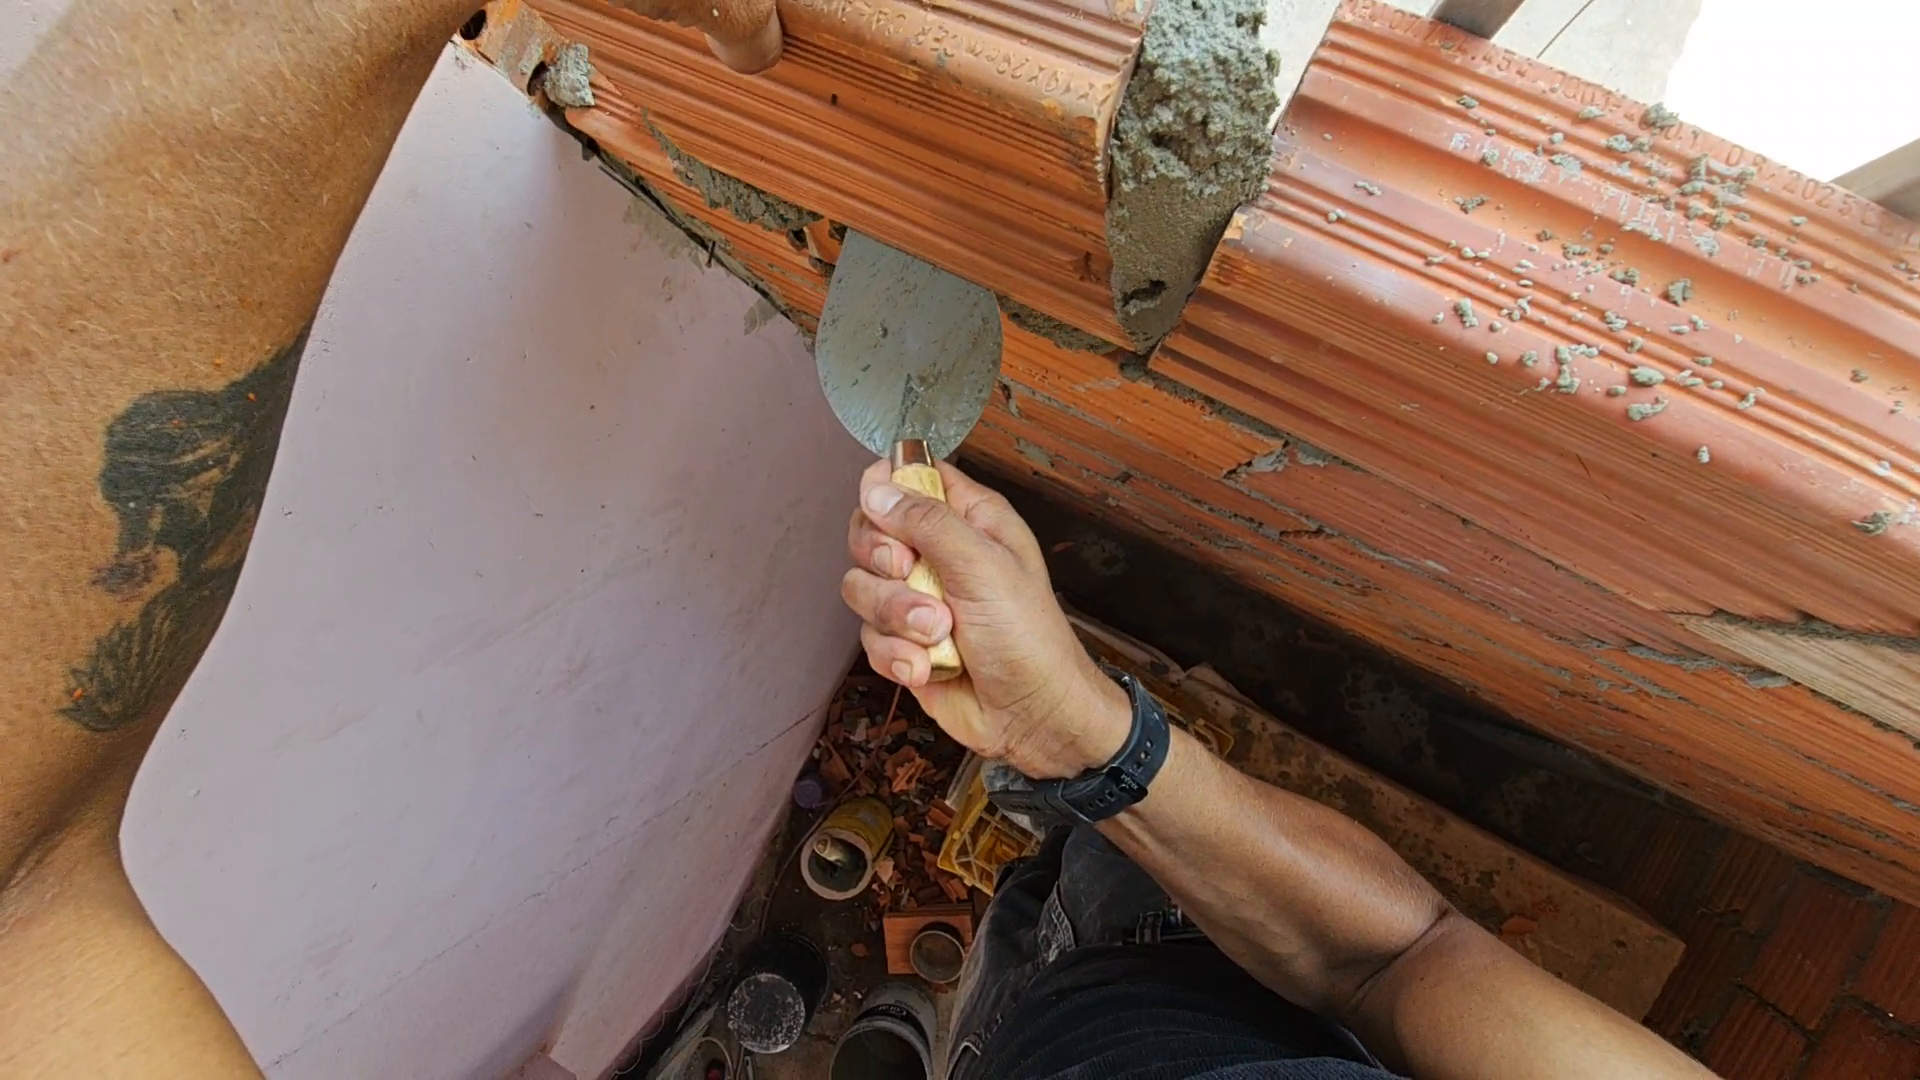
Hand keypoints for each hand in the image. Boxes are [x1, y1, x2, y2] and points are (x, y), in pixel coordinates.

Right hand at [842, 460, 1129, 779]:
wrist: (1032, 715)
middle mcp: (937, 552)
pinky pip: (869, 634)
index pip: (910, 474)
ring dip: (895, 615)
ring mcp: (916, 597)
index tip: (888, 515)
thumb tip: (877, 489)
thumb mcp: (983, 566)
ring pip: (862, 586)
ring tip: (937, 634)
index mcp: (969, 518)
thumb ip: (928, 522)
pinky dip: (896, 654)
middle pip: (871, 529)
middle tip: (911, 573)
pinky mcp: (903, 640)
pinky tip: (927, 666)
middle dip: (884, 560)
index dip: (887, 486)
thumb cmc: (1028, 636)